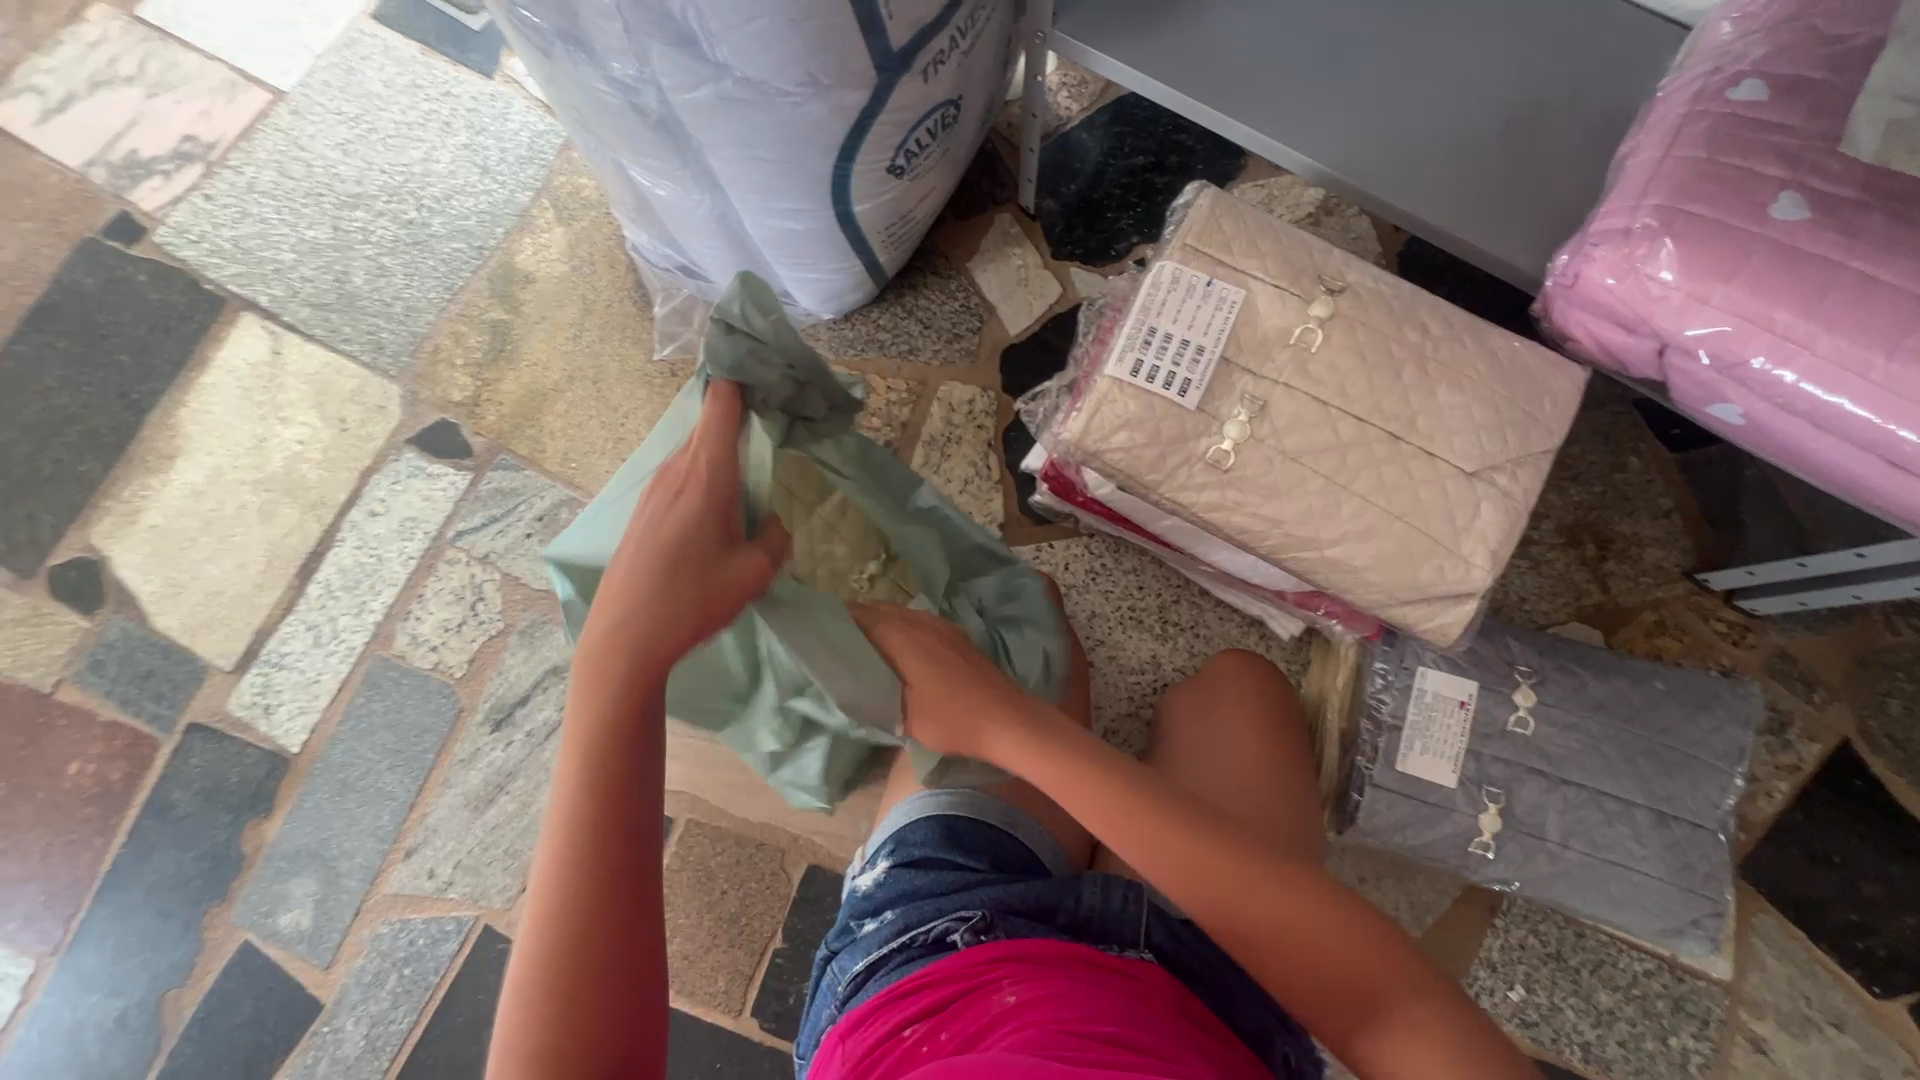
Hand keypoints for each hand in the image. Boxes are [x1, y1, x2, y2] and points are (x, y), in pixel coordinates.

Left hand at [578, 379, 789, 684]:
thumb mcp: (755, 573)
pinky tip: (724, 504)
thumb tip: (781, 519)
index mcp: (706, 472)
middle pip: (711, 421)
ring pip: (697, 450)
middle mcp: (677, 468)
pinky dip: (707, 472)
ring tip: (759, 467)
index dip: (745, 378)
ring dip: (726, 449)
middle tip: (782, 422)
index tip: (775, 375)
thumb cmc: (693, 600)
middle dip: (745, 413)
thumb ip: (777, 536)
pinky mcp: (645, 509)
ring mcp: (655, 488)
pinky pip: (683, 474)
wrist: (624, 637)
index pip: (722, 401)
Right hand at [849, 601, 1055, 764]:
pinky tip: (893, 651)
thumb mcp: (901, 714)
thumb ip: (870, 692)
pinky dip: (896, 629)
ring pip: (897, 614)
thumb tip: (845, 678)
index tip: (812, 631)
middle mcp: (919, 620)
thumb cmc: (952, 718)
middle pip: (876, 609)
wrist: (1008, 719)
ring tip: (856, 646)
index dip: (833, 619)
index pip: (857, 614)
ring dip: (875, 624)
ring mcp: (940, 626)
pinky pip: (915, 622)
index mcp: (901, 634)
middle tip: (829, 641)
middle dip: (851, 620)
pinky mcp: (954, 636)